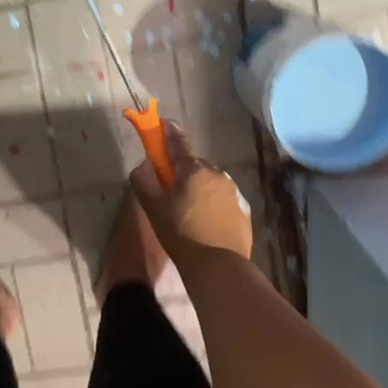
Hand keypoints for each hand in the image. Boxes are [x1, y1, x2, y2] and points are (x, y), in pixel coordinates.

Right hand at [129, 120, 252, 260]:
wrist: (218, 265)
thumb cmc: (181, 234)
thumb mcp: (154, 209)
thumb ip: (144, 182)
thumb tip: (143, 165)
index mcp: (192, 170)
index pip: (177, 143)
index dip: (168, 131)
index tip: (163, 122)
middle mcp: (216, 173)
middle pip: (195, 164)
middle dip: (184, 170)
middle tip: (173, 190)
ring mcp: (233, 191)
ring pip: (211, 181)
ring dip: (200, 187)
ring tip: (191, 212)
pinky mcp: (243, 208)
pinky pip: (223, 198)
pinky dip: (214, 203)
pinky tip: (207, 222)